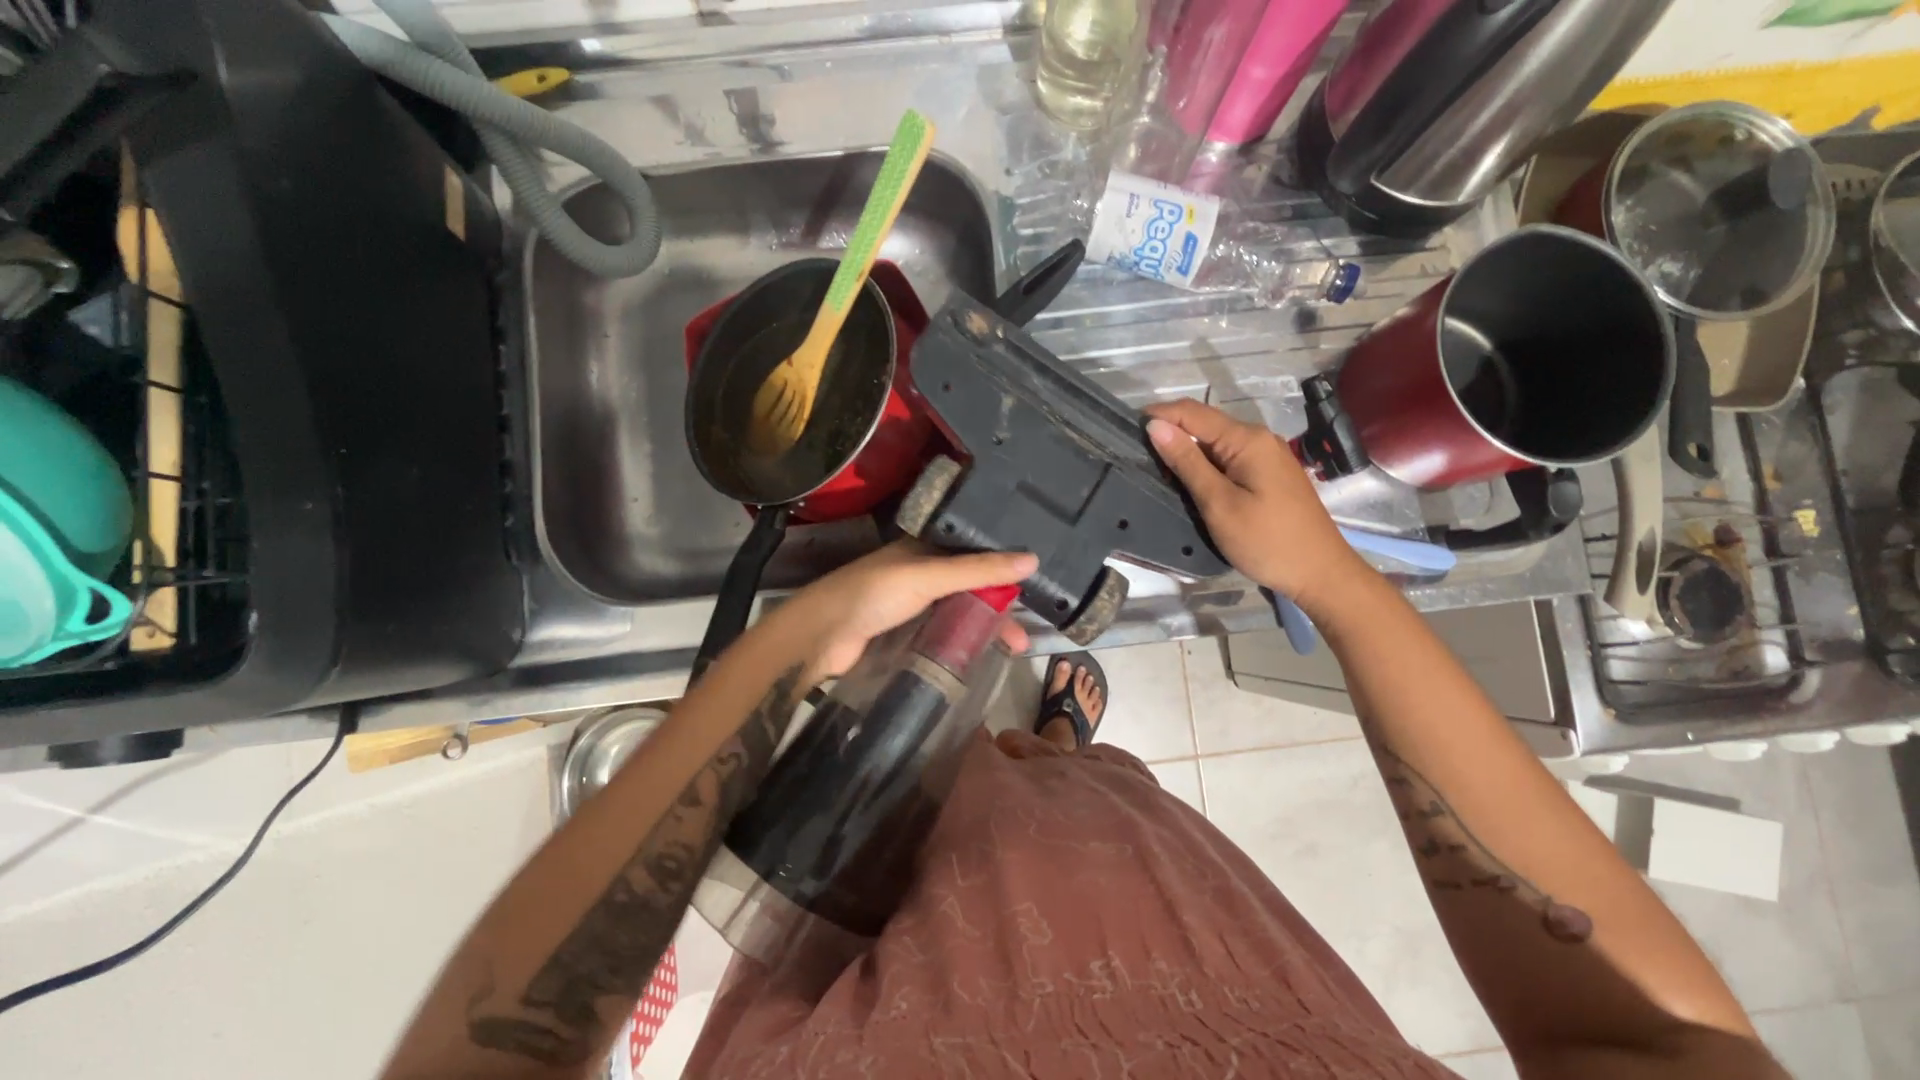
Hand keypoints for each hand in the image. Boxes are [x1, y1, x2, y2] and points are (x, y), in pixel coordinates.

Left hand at [779, 540, 1037, 676]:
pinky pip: (942, 636)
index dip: (1003, 570)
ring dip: (984, 629)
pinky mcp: (902, 637)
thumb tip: (1033, 560)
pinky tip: (981, 659)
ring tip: (1012, 652)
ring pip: (958, 614)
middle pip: (969, 588)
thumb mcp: (927, 576)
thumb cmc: (871, 594)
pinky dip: (963, 645)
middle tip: (1021, 638)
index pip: (974, 554)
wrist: (819, 637)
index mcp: (924, 550)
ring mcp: (910, 608)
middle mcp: (919, 575)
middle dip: (998, 608)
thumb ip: (977, 570)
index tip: (1035, 590)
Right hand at [1144, 398, 1370, 614]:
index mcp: (1247, 440)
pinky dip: (1206, 463)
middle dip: (1171, 431)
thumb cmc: (1266, 541)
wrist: (1320, 572)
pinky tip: (1191, 481)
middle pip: (1206, 424)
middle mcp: (1259, 438)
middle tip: (1136, 452)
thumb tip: (1156, 426)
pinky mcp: (1270, 474)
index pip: (1193, 412)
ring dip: (1187, 450)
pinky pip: (1230, 458)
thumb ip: (1187, 463)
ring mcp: (1268, 456)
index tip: (1127, 426)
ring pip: (1217, 442)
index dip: (1160, 414)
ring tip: (1156, 467)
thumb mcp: (1219, 504)